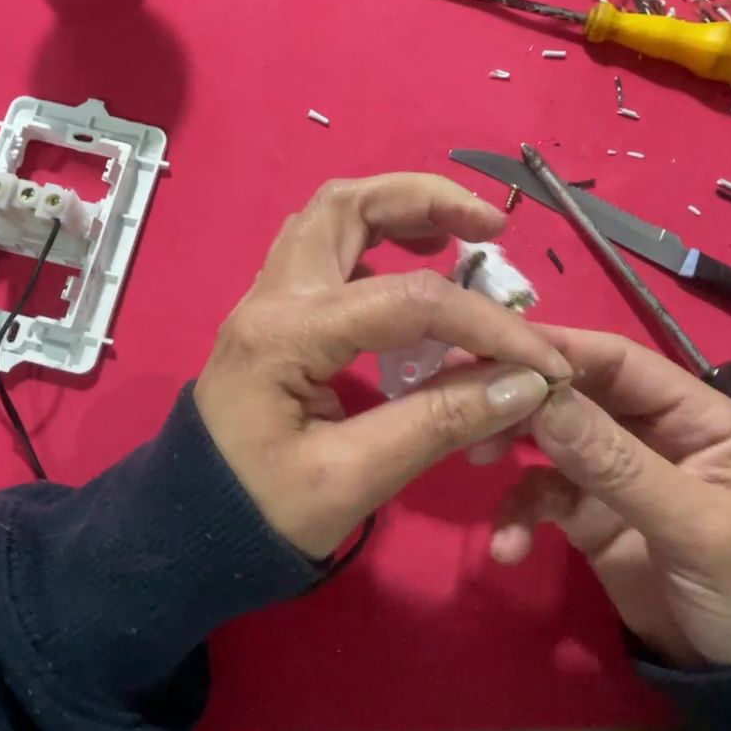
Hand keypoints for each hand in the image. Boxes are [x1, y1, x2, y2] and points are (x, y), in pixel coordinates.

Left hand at [195, 175, 572, 558]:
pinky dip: (374, 244)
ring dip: (395, 211)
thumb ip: (437, 422)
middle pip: (345, 206)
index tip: (542, 360)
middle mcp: (272, 298)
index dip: (486, 324)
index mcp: (285, 335)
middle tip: (490, 226)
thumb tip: (523, 382)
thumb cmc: (260, 513)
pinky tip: (411, 273)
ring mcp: (267, 301)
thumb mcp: (352, 479)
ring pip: (330, 218)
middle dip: (424, 200)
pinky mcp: (275, 318)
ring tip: (458, 237)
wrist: (188, 531)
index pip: (407, 301)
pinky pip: (324, 252)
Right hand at [490, 327, 730, 666]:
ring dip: (511, 449)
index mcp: (696, 416)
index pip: (620, 362)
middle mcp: (652, 432)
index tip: (496, 347)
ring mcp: (616, 474)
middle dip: (522, 396)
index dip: (561, 348)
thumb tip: (542, 399)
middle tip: (464, 393)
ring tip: (474, 460)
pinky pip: (542, 498)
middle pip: (575, 393)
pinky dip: (519, 516)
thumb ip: (617, 464)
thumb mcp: (695, 526)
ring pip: (550, 441)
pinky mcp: (590, 516)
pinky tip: (507, 547)